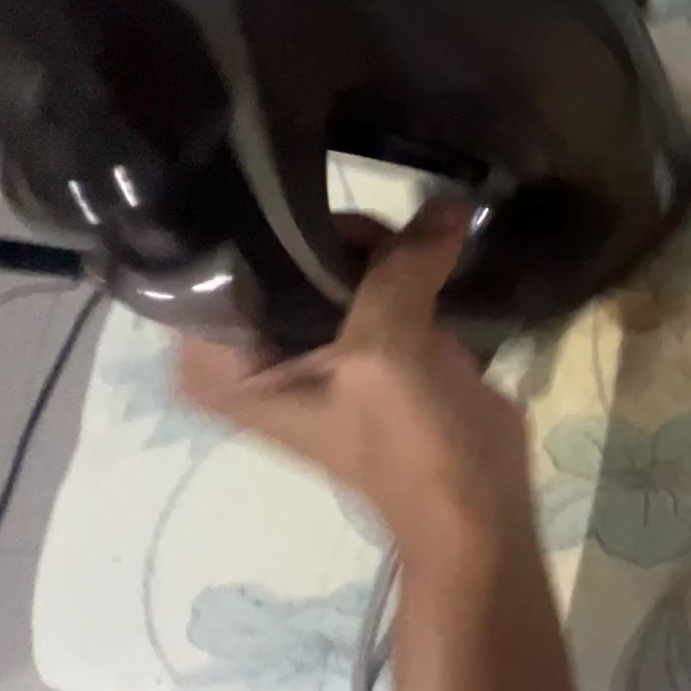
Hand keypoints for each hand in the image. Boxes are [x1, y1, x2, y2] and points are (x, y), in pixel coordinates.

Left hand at [179, 200, 533, 551]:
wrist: (475, 494)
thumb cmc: (411, 441)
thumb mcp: (390, 353)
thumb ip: (404, 271)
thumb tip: (450, 203)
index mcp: (224, 363)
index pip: (215, 265)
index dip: (265, 224)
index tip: (327, 196)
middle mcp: (260, 348)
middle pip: (281, 256)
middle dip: (338, 233)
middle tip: (398, 231)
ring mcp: (321, 344)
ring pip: (336, 264)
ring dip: (383, 244)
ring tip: (428, 237)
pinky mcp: (376, 342)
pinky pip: (378, 282)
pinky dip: (407, 261)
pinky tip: (441, 247)